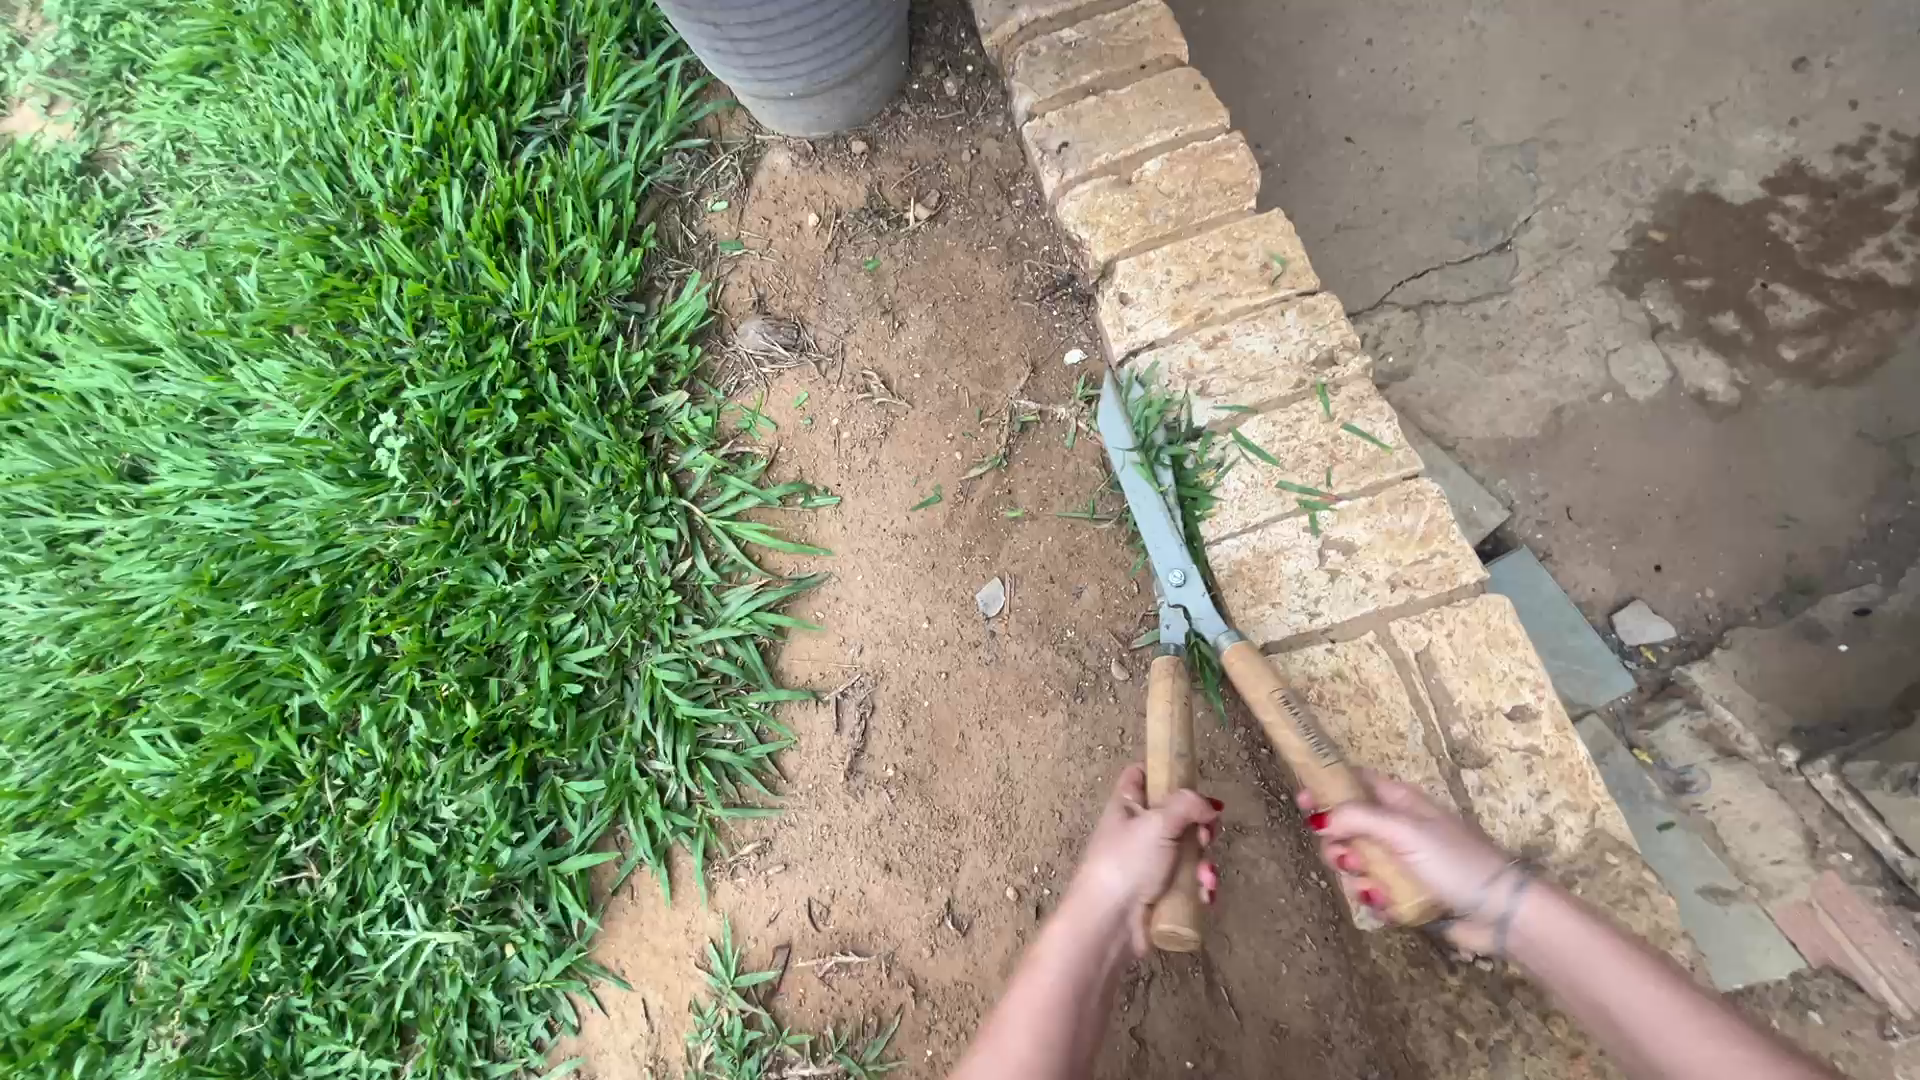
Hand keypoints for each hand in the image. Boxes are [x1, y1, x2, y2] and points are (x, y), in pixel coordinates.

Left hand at [1064, 764, 1221, 955]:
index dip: (1164, 772)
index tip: (1191, 780)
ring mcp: (1149, 862)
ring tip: (1204, 876)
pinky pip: (1189, 881)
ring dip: (1203, 863)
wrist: (1110, 923)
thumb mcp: (1156, 823)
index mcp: (1127, 805)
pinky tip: (1204, 894)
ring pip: (1189, 851)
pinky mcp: (1161, 891)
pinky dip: (1200, 886)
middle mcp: (1137, 830)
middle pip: (1177, 815)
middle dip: (1200, 827)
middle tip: (1206, 836)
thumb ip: (1186, 805)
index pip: (1142, 775)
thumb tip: (1211, 805)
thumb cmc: (1127, 862)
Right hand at [1300, 772, 1523, 953]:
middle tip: (1345, 858)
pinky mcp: (1402, 892)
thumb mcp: (1404, 830)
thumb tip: (1317, 818)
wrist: (1503, 915)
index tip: (1303, 803)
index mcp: (1397, 801)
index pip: (1351, 781)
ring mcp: (1398, 860)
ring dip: (1354, 875)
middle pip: (1343, 825)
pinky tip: (1385, 904)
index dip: (1324, 788)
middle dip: (1337, 844)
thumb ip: (1356, 818)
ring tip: (1371, 886)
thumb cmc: (1455, 861)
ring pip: (1352, 861)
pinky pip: (1370, 890)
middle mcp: (1394, 827)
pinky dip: (1372, 898)